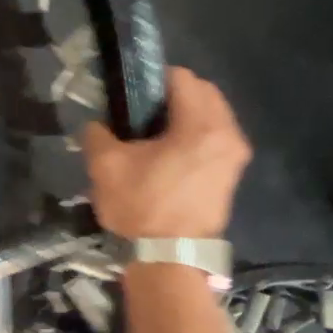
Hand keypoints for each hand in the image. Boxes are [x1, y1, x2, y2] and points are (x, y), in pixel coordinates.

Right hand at [83, 67, 251, 239]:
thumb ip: (98, 134)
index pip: (182, 79)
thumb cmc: (139, 205)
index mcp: (201, 125)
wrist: (169, 253)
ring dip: (184, 115)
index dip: (152, 80)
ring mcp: (234, 153)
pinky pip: (214, 136)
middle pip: (203, 94)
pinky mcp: (231, 171)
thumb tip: (98, 125)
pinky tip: (166, 152)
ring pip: (211, 115)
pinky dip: (193, 134)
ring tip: (150, 134)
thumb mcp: (105, 165)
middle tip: (137, 113)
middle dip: (171, 95)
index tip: (127, 95)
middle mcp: (228, 133)